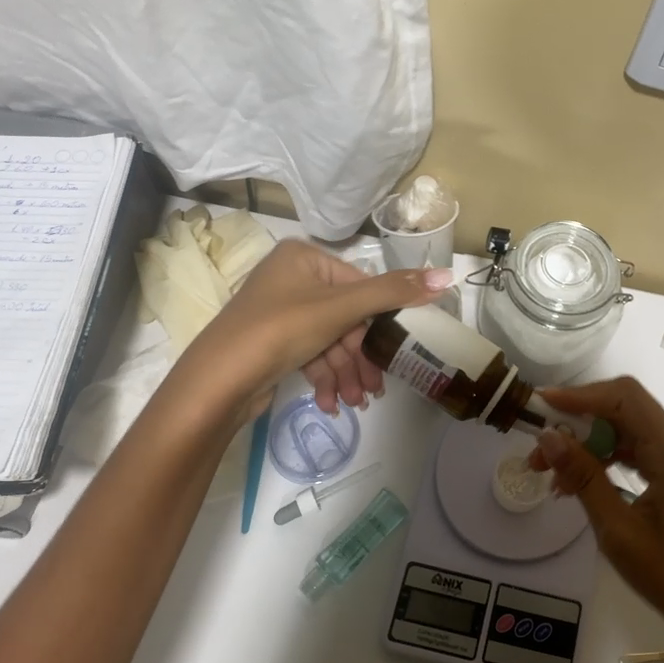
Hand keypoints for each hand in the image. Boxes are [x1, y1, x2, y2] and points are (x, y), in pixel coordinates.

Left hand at [178, 240, 449, 417]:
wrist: (216, 382)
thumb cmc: (280, 330)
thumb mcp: (341, 308)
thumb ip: (394, 292)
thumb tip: (447, 277)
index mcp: (304, 257)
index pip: (359, 286)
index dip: (378, 322)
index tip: (394, 353)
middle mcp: (291, 278)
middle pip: (346, 317)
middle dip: (361, 357)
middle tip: (376, 389)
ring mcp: (279, 312)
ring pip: (330, 341)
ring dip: (346, 373)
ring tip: (357, 402)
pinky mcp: (273, 343)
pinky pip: (311, 354)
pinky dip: (325, 378)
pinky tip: (333, 405)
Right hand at [529, 377, 663, 650]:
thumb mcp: (618, 530)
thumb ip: (584, 477)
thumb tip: (549, 437)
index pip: (623, 398)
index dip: (580, 395)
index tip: (541, 404)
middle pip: (623, 408)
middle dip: (577, 423)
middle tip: (539, 453)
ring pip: (626, 428)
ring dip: (588, 444)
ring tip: (552, 475)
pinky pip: (638, 447)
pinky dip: (607, 458)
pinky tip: (578, 483)